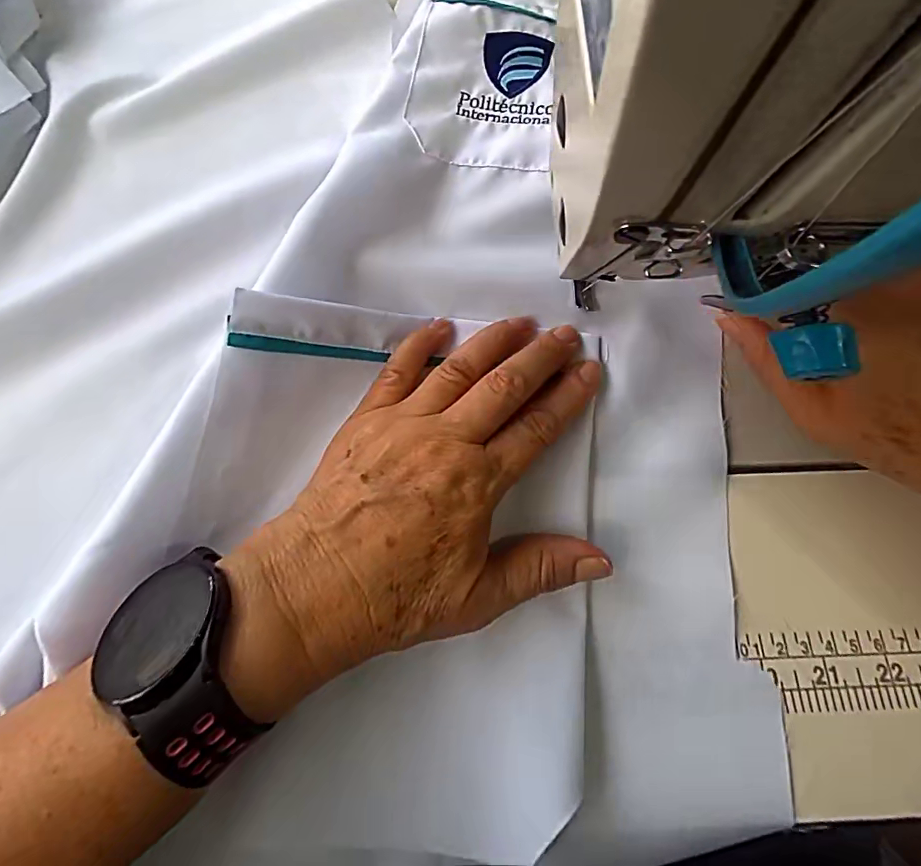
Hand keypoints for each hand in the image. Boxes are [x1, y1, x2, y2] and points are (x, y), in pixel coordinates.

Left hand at [218, 317, 607, 720]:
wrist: (319, 581)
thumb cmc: (398, 595)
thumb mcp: (477, 598)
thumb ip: (539, 569)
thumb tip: (601, 558)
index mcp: (478, 483)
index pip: (535, 429)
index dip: (566, 397)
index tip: (587, 371)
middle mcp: (445, 442)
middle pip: (503, 388)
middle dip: (539, 358)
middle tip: (563, 335)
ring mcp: (403, 424)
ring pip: (457, 370)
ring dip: (491, 342)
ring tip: (519, 323)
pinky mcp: (367, 418)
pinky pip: (396, 371)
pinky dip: (419, 344)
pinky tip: (440, 327)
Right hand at [719, 258, 920, 557]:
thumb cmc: (905, 436)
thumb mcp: (813, 407)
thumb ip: (764, 357)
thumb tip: (726, 314)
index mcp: (855, 299)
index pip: (785, 264)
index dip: (755, 271)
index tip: (739, 286)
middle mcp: (896, 271)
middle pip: (823, 245)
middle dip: (791, 260)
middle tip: (767, 284)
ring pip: (860, 247)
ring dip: (830, 260)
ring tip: (806, 287)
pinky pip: (896, 254)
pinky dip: (871, 263)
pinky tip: (857, 290)